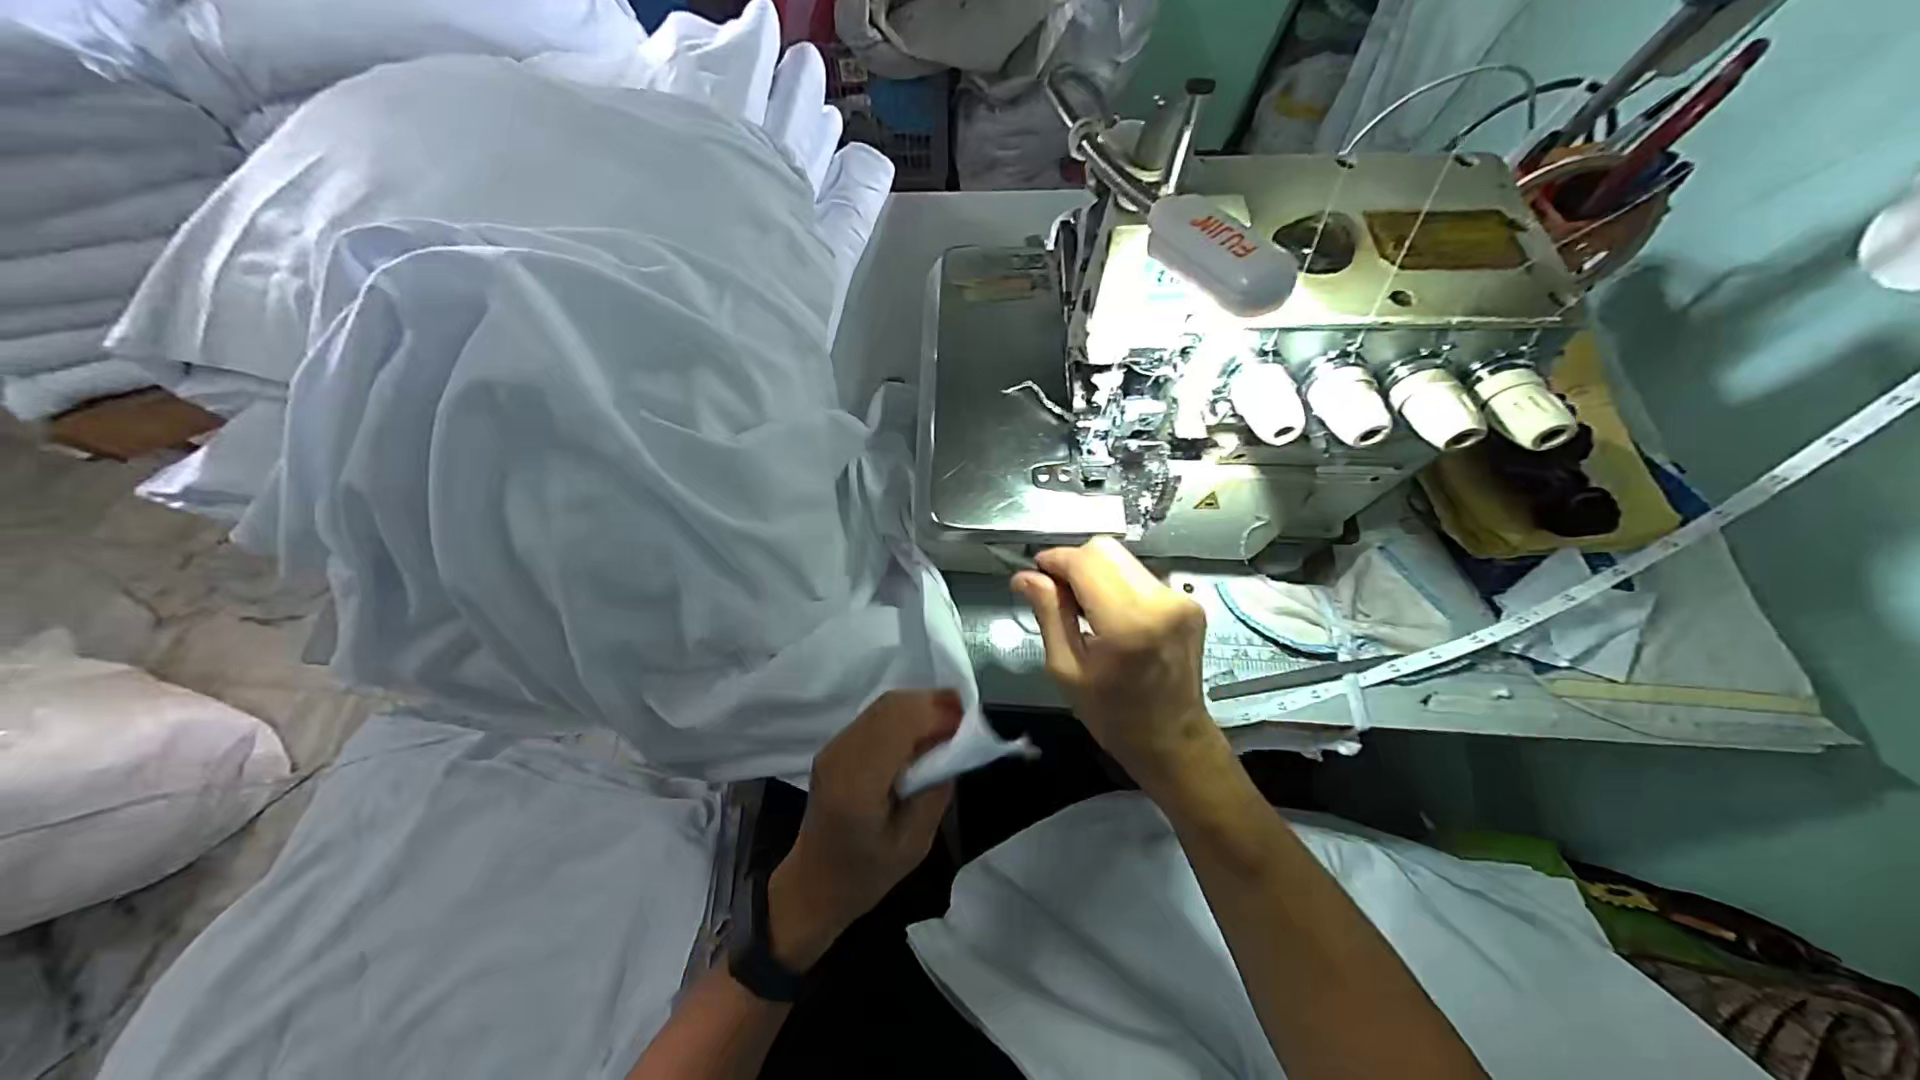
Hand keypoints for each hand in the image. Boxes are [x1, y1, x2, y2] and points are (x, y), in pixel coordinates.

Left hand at [767, 691, 960, 970]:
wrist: (813, 884)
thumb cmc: (866, 874)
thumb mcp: (915, 843)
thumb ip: (936, 790)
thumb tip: (954, 745)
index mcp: (857, 783)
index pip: (899, 723)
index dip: (938, 714)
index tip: (971, 727)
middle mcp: (840, 754)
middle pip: (893, 705)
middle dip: (934, 705)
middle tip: (966, 725)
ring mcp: (834, 746)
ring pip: (885, 704)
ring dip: (921, 708)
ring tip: (949, 729)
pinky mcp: (836, 745)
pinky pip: (877, 715)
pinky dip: (906, 716)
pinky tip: (922, 736)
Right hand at [1011, 537, 1224, 792]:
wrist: (1173, 739)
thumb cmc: (1114, 715)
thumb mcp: (1066, 669)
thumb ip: (1049, 614)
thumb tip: (1025, 576)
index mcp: (1129, 623)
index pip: (1085, 561)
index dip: (1054, 561)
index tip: (1036, 576)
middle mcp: (1161, 601)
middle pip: (1105, 550)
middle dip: (1074, 563)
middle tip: (1058, 594)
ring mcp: (1180, 599)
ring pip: (1123, 559)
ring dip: (1095, 573)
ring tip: (1084, 608)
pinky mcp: (1189, 602)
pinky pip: (1140, 575)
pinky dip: (1117, 584)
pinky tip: (1109, 614)